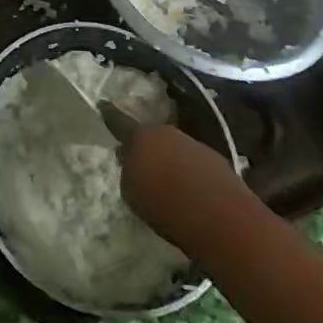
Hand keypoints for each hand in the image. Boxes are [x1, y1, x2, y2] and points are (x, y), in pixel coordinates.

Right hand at [105, 110, 247, 247]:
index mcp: (142, 137)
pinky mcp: (215, 159)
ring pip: (173, 148)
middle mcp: (168, 133)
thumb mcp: (132, 192)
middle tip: (140, 165)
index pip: (120, 123)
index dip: (110, 115)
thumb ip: (128, 171)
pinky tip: (188, 192)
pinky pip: (192, 162)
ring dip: (168, 160)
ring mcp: (193, 144)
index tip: (102, 105)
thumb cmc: (164, 205)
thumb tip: (132, 160)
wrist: (219, 217)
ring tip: (166, 183)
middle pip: (151, 136)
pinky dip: (187, 172)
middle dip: (145, 147)